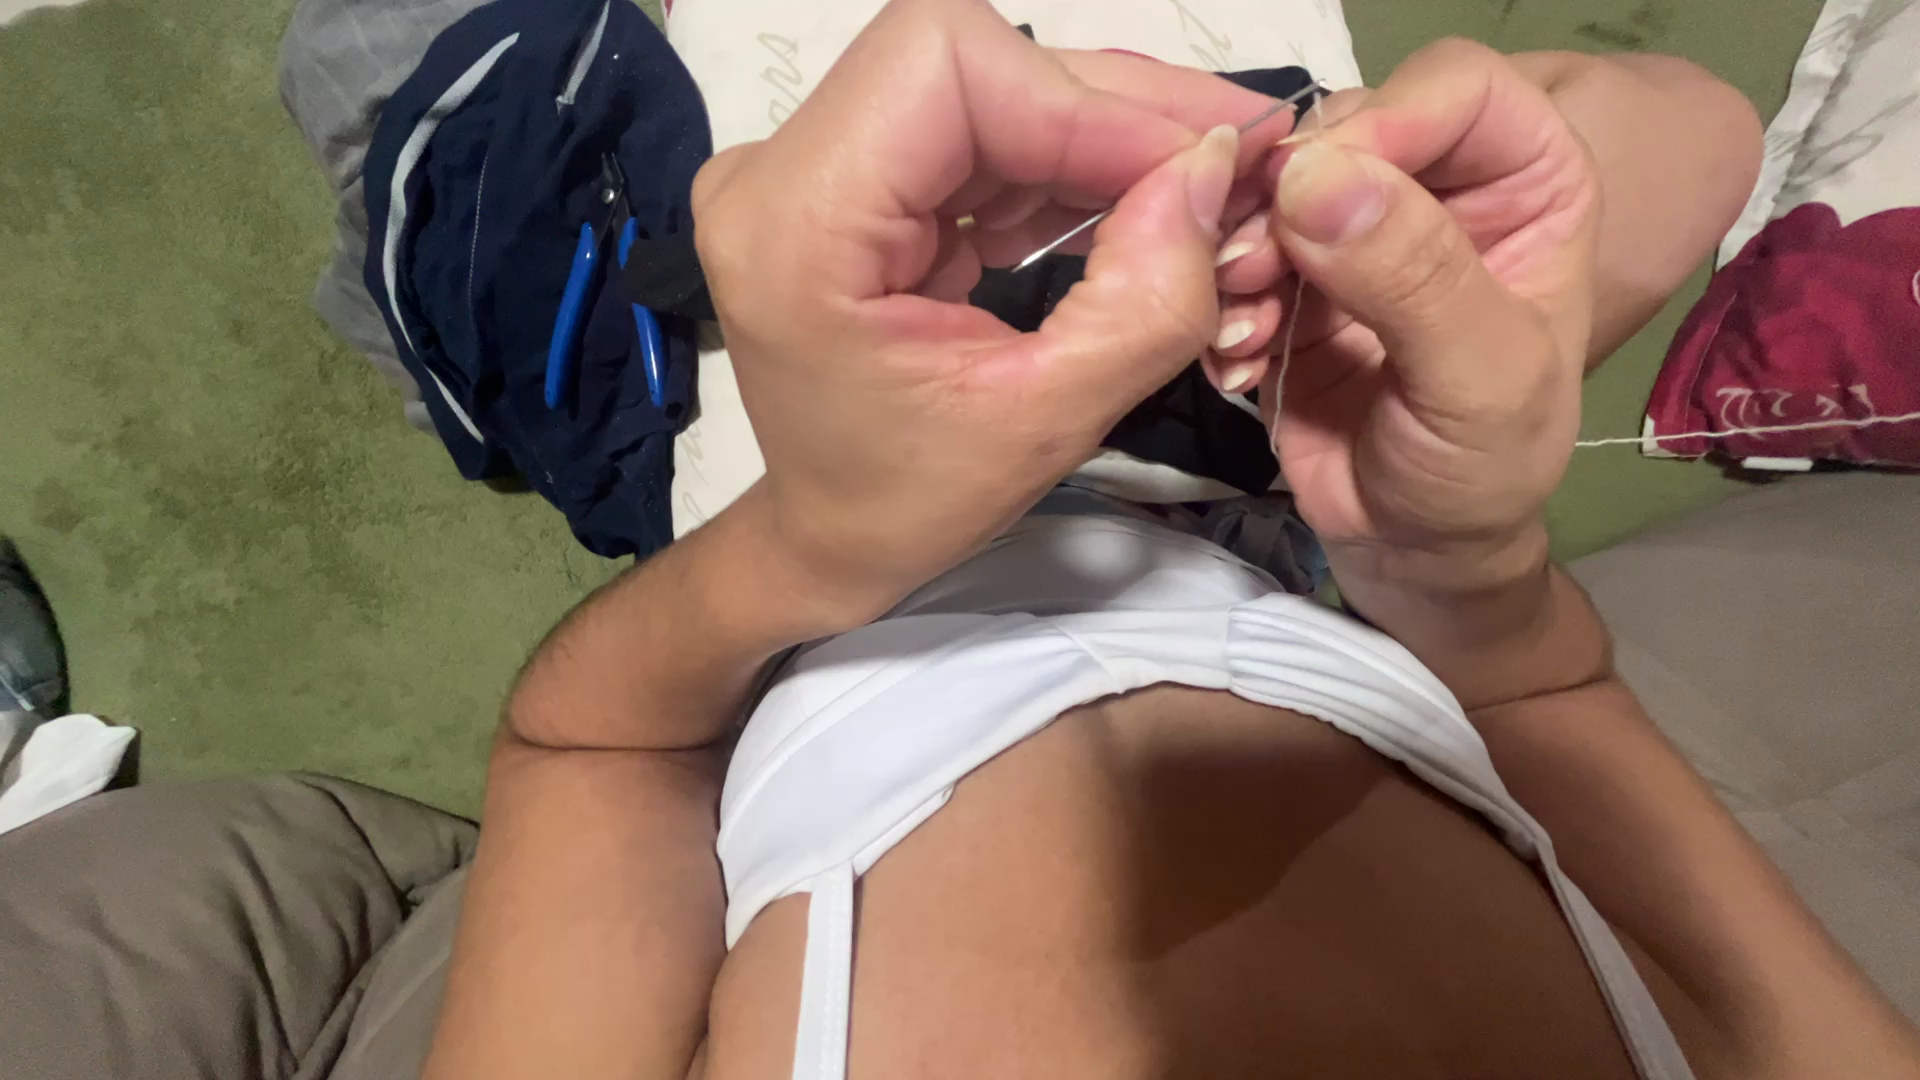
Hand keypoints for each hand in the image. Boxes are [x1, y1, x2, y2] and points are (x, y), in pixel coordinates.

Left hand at [692, 0, 1289, 622]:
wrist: (835, 535)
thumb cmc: (914, 504)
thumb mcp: (1042, 425)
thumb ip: (1141, 304)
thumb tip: (1210, 169)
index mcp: (794, 230)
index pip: (945, 68)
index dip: (1087, 100)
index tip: (1195, 160)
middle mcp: (776, 180)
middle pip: (964, 70)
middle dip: (1108, 111)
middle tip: (1226, 156)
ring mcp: (804, 181)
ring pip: (976, 98)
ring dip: (1093, 138)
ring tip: (1190, 185)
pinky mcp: (845, 197)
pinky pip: (965, 146)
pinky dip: (1054, 169)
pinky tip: (1122, 204)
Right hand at [1204, 40, 1601, 592]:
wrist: (1406, 543)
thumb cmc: (1479, 466)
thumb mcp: (1478, 377)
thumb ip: (1412, 276)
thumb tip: (1311, 180)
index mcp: (1519, 187)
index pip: (1449, 94)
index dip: (1377, 126)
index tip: (1303, 198)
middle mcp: (1429, 201)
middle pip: (1338, 139)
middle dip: (1281, 204)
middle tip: (1249, 276)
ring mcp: (1346, 252)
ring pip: (1268, 204)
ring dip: (1236, 263)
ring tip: (1239, 335)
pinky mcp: (1284, 302)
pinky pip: (1231, 274)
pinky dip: (1218, 311)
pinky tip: (1232, 364)